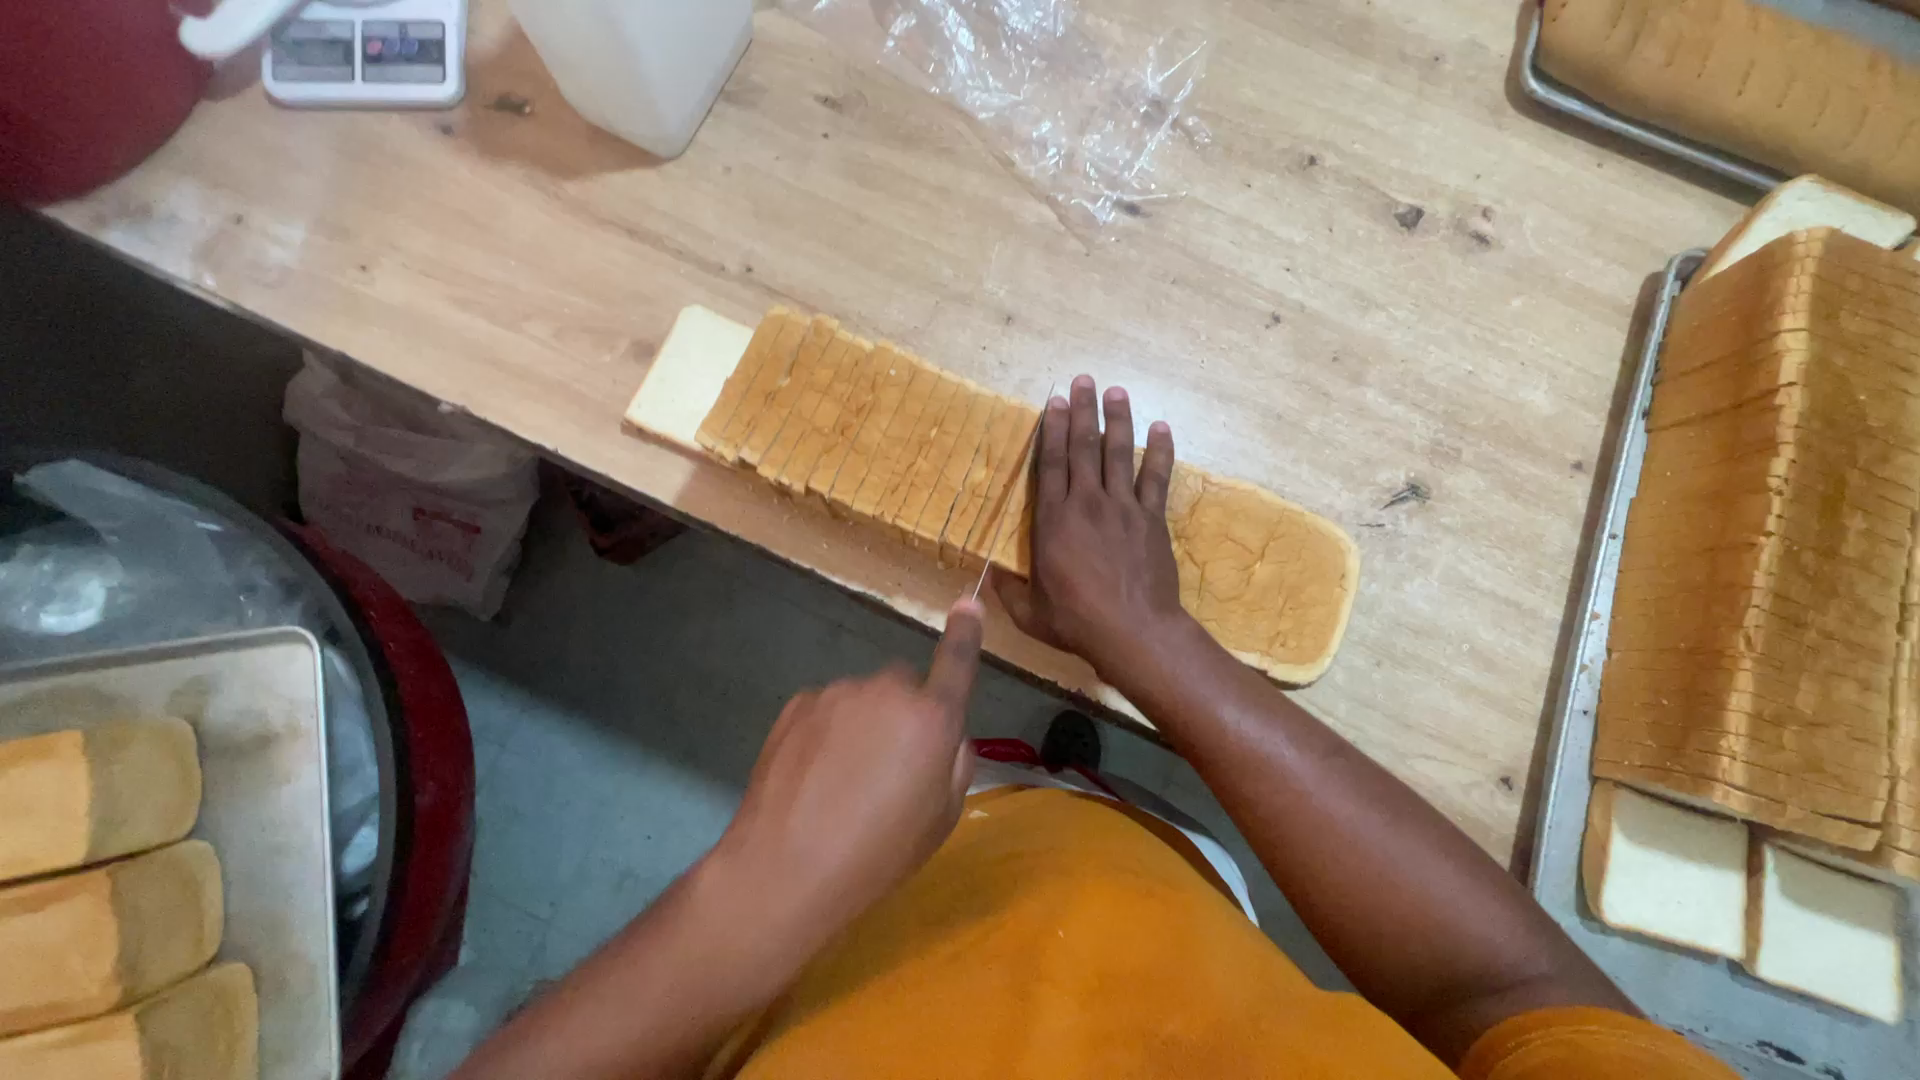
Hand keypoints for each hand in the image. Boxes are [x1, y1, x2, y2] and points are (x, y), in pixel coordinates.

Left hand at [713, 598, 984, 940]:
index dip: (965, 634)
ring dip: (861, 726)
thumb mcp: (941, 819)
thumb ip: (956, 765)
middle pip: (903, 689)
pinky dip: (825, 733)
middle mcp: (887, 691)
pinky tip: (811, 776)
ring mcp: (838, 693)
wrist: (787, 866)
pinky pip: (826, 710)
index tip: (969, 603)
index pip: (956, 663)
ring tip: (840, 783)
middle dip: (902, 715)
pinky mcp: (798, 703)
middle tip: (887, 770)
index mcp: (932, 719)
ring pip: (862, 700)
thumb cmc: (879, 852)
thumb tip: (948, 737)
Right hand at [995, 376, 1190, 680]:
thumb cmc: (1076, 622)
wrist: (1133, 630)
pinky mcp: (1151, 518)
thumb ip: (1009, 592)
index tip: (1054, 401)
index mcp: (1053, 521)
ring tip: (1116, 391)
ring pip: (1119, 453)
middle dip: (1083, 411)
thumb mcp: (1029, 613)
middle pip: (1084, 448)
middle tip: (1083, 380)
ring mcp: (1122, 508)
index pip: (1051, 464)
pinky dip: (1160, 451)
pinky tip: (1161, 427)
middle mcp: (1086, 503)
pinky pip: (1157, 477)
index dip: (1053, 430)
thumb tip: (989, 579)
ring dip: (1117, 419)